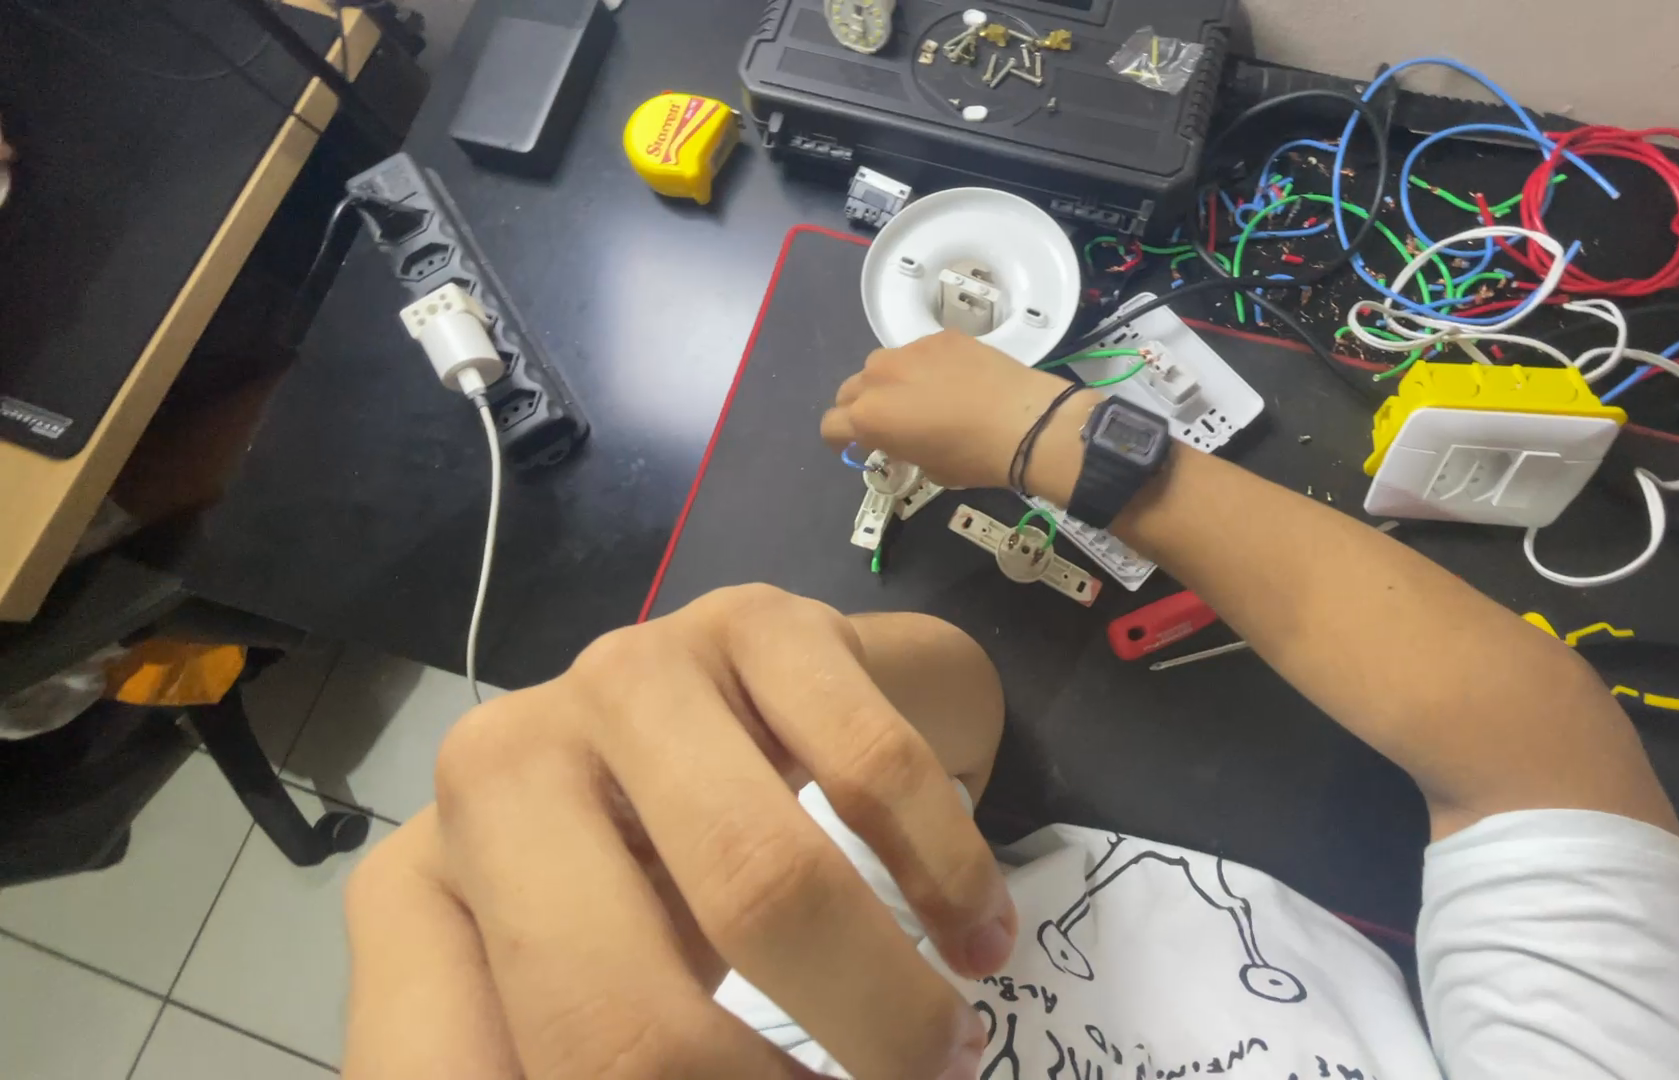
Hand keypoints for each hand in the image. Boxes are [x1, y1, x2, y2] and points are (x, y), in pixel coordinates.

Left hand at [343, 586, 1013, 1078]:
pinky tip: (983, 927)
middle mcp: (500, 763)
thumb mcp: (620, 977)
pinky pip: (872, 770)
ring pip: (766, 882)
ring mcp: (634, 670)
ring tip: (948, 1049)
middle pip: (622, 1021)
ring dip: (884, 1008)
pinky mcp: (755, 616)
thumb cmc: (680, 849)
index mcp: (423, 893)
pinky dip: (945, 874)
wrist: (774, 688)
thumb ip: (602, 1055)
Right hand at [821, 330, 1079, 489]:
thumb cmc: (973, 458)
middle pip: (850, 390)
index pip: (832, 425)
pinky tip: (953, 380)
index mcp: (869, 417)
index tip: (858, 446)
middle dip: (860, 408)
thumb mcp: (928, 468)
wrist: (1024, 422)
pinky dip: (925, 366)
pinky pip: (918, 352)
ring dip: (889, 382)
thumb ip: (901, 449)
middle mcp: (879, 377)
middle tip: (887, 423)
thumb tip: (901, 440)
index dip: (841, 439)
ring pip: (882, 365)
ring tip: (920, 396)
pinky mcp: (939, 336)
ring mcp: (909, 350)